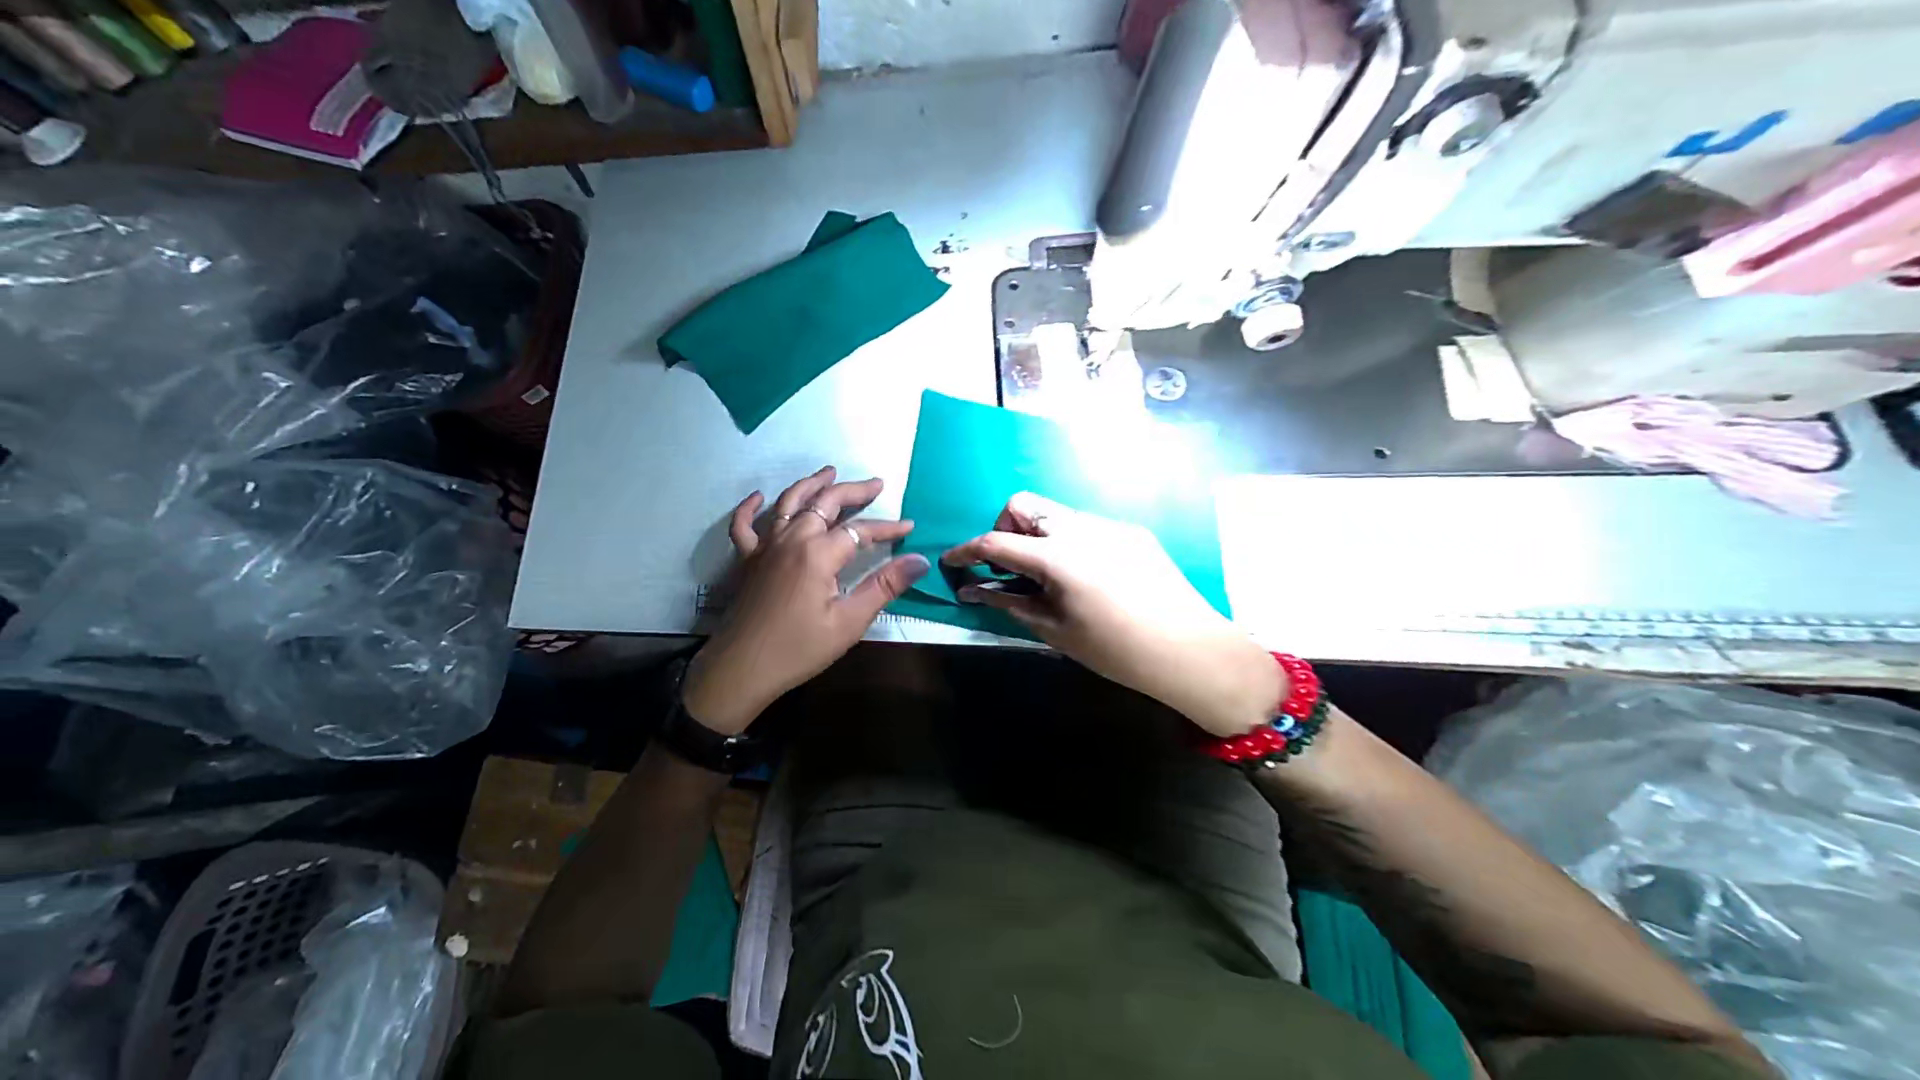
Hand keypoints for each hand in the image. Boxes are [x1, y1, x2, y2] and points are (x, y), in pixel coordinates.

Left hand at [682, 467, 929, 734]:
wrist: (742, 668)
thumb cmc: (799, 649)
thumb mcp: (849, 622)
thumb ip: (884, 586)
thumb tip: (919, 560)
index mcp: (819, 553)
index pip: (860, 530)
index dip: (887, 527)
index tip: (909, 527)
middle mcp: (792, 539)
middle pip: (825, 502)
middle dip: (853, 491)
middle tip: (875, 484)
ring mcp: (765, 546)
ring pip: (788, 503)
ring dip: (811, 485)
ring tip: (829, 472)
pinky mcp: (747, 560)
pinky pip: (744, 526)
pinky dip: (751, 508)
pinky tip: (760, 497)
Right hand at [941, 492, 1282, 737]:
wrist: (1189, 649)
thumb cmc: (1115, 650)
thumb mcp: (1055, 630)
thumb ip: (1011, 602)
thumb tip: (974, 591)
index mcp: (1057, 556)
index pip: (996, 541)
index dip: (966, 551)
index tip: (952, 562)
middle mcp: (1080, 529)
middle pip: (1022, 505)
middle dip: (1004, 529)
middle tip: (1009, 567)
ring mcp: (1108, 526)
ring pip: (1054, 512)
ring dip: (1036, 533)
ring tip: (1046, 574)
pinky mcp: (1130, 532)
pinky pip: (1085, 525)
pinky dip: (1067, 541)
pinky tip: (1084, 576)